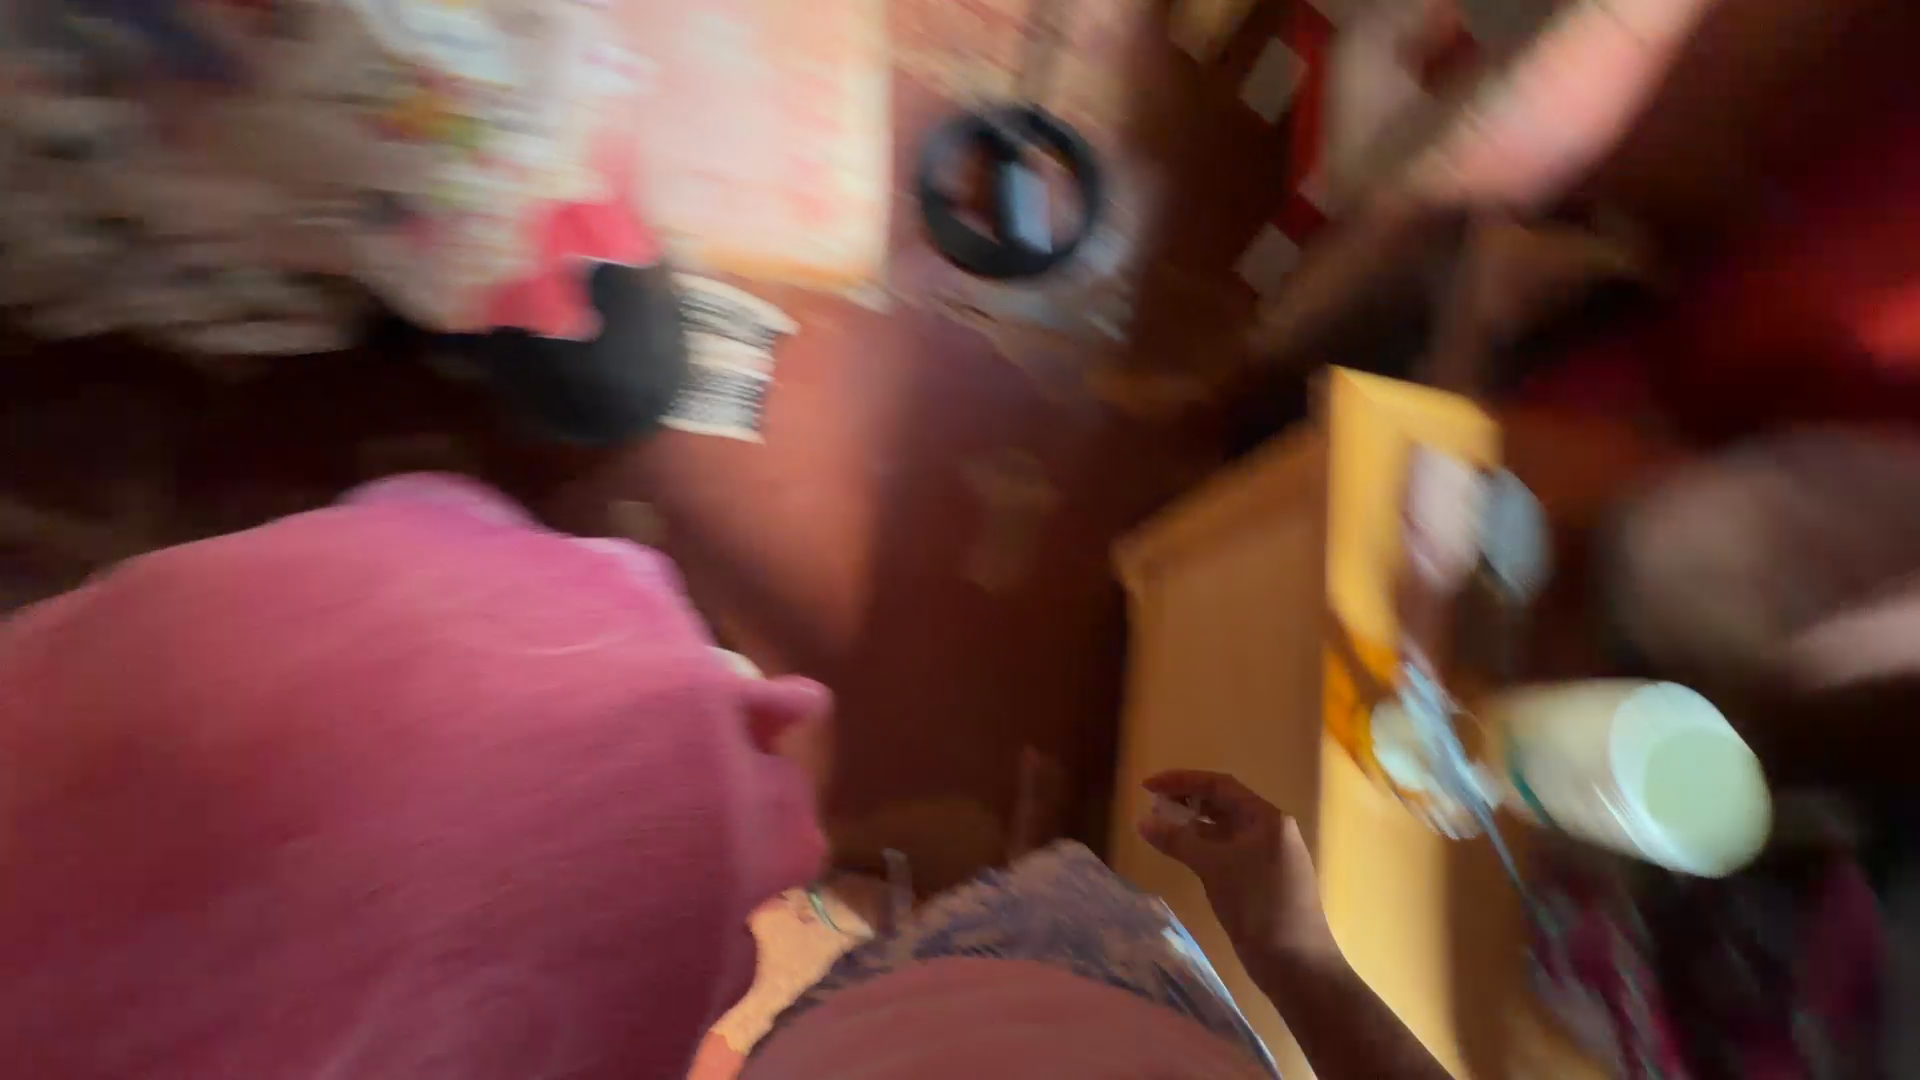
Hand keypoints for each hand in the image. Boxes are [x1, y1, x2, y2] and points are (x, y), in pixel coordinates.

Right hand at [1138, 770, 1338, 979]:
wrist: (1299, 968)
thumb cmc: (1259, 906)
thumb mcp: (1214, 867)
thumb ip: (1178, 840)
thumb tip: (1142, 821)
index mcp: (1266, 818)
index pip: (1219, 785)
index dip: (1180, 780)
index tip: (1147, 786)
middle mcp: (1270, 830)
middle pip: (1222, 803)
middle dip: (1186, 800)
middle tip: (1152, 804)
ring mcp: (1268, 855)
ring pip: (1224, 828)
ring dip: (1193, 824)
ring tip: (1161, 826)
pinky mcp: (1262, 878)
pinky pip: (1227, 849)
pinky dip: (1203, 846)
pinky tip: (1183, 852)